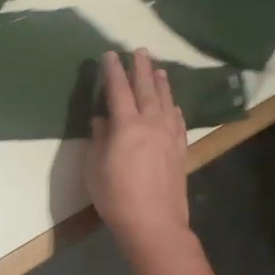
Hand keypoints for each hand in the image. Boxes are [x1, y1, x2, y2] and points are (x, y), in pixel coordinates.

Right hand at [88, 49, 190, 257]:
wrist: (154, 222)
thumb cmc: (116, 197)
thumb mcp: (95, 168)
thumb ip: (99, 139)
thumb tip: (102, 120)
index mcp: (126, 125)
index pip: (118, 90)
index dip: (112, 71)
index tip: (109, 55)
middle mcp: (151, 124)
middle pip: (146, 89)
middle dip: (141, 69)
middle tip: (138, 51)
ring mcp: (169, 136)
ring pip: (167, 102)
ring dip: (161, 84)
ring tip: (158, 69)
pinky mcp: (180, 151)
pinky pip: (178, 122)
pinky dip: (174, 109)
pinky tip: (174, 106)